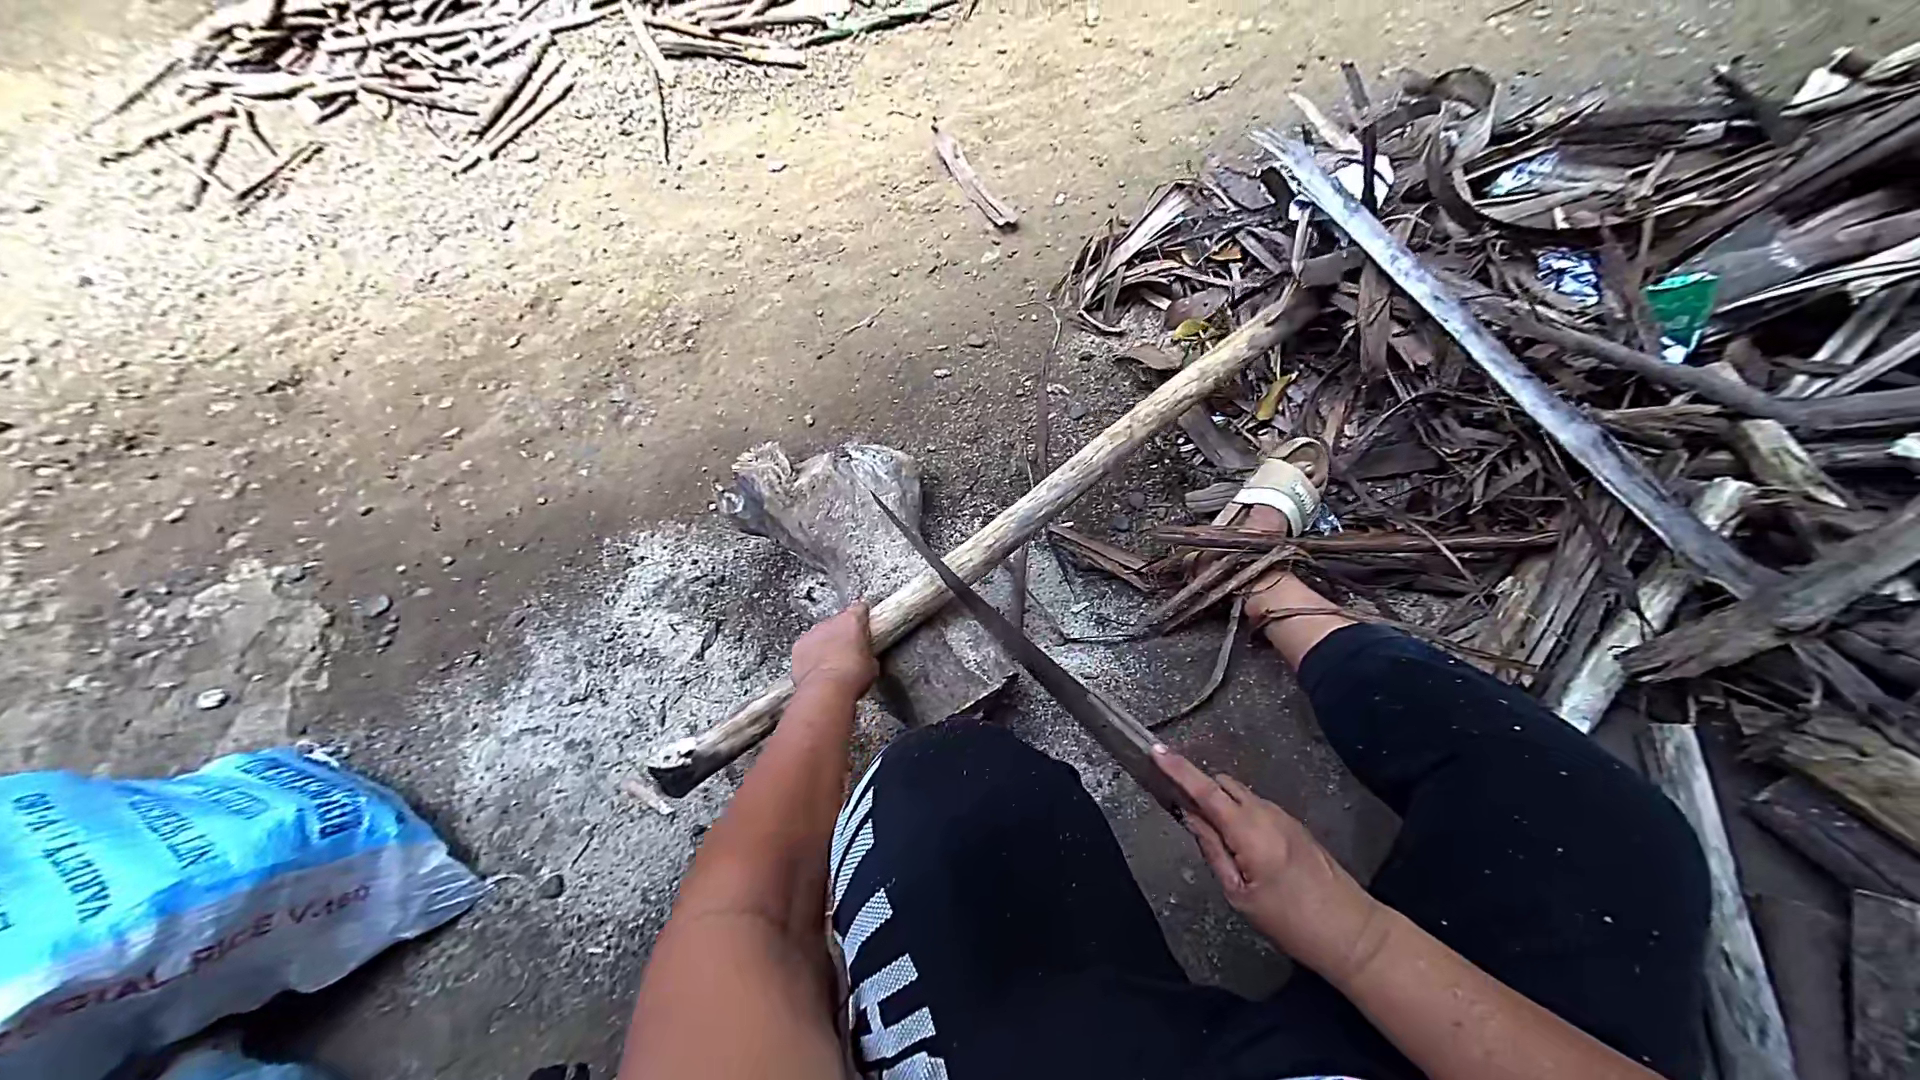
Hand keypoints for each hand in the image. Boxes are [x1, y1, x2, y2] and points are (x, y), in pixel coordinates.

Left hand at [790, 601, 877, 699]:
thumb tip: (866, 656)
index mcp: (853, 620)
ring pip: (821, 634)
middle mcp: (831, 622)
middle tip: (849, 651)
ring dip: (826, 643)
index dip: (864, 618)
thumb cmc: (853, 676)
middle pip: (839, 621)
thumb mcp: (872, 665)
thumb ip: (868, 652)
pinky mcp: (798, 647)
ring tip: (832, 663)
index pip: (861, 609)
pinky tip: (817, 669)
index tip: (865, 627)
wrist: (826, 690)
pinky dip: (811, 655)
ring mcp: (812, 633)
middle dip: (843, 633)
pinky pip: (807, 647)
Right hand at [1154, 746, 1390, 981]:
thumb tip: (1190, 816)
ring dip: (1220, 802)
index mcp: (1249, 830)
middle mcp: (1266, 813)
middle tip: (1184, 813)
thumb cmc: (1291, 921)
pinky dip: (1238, 812)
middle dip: (1199, 788)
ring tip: (1215, 838)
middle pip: (1221, 783)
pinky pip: (1255, 806)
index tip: (1155, 750)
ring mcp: (1283, 816)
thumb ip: (1212, 849)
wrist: (1354, 933)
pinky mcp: (1294, 824)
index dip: (1178, 768)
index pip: (1205, 789)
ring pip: (1239, 794)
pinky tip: (1242, 845)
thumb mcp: (1240, 894)